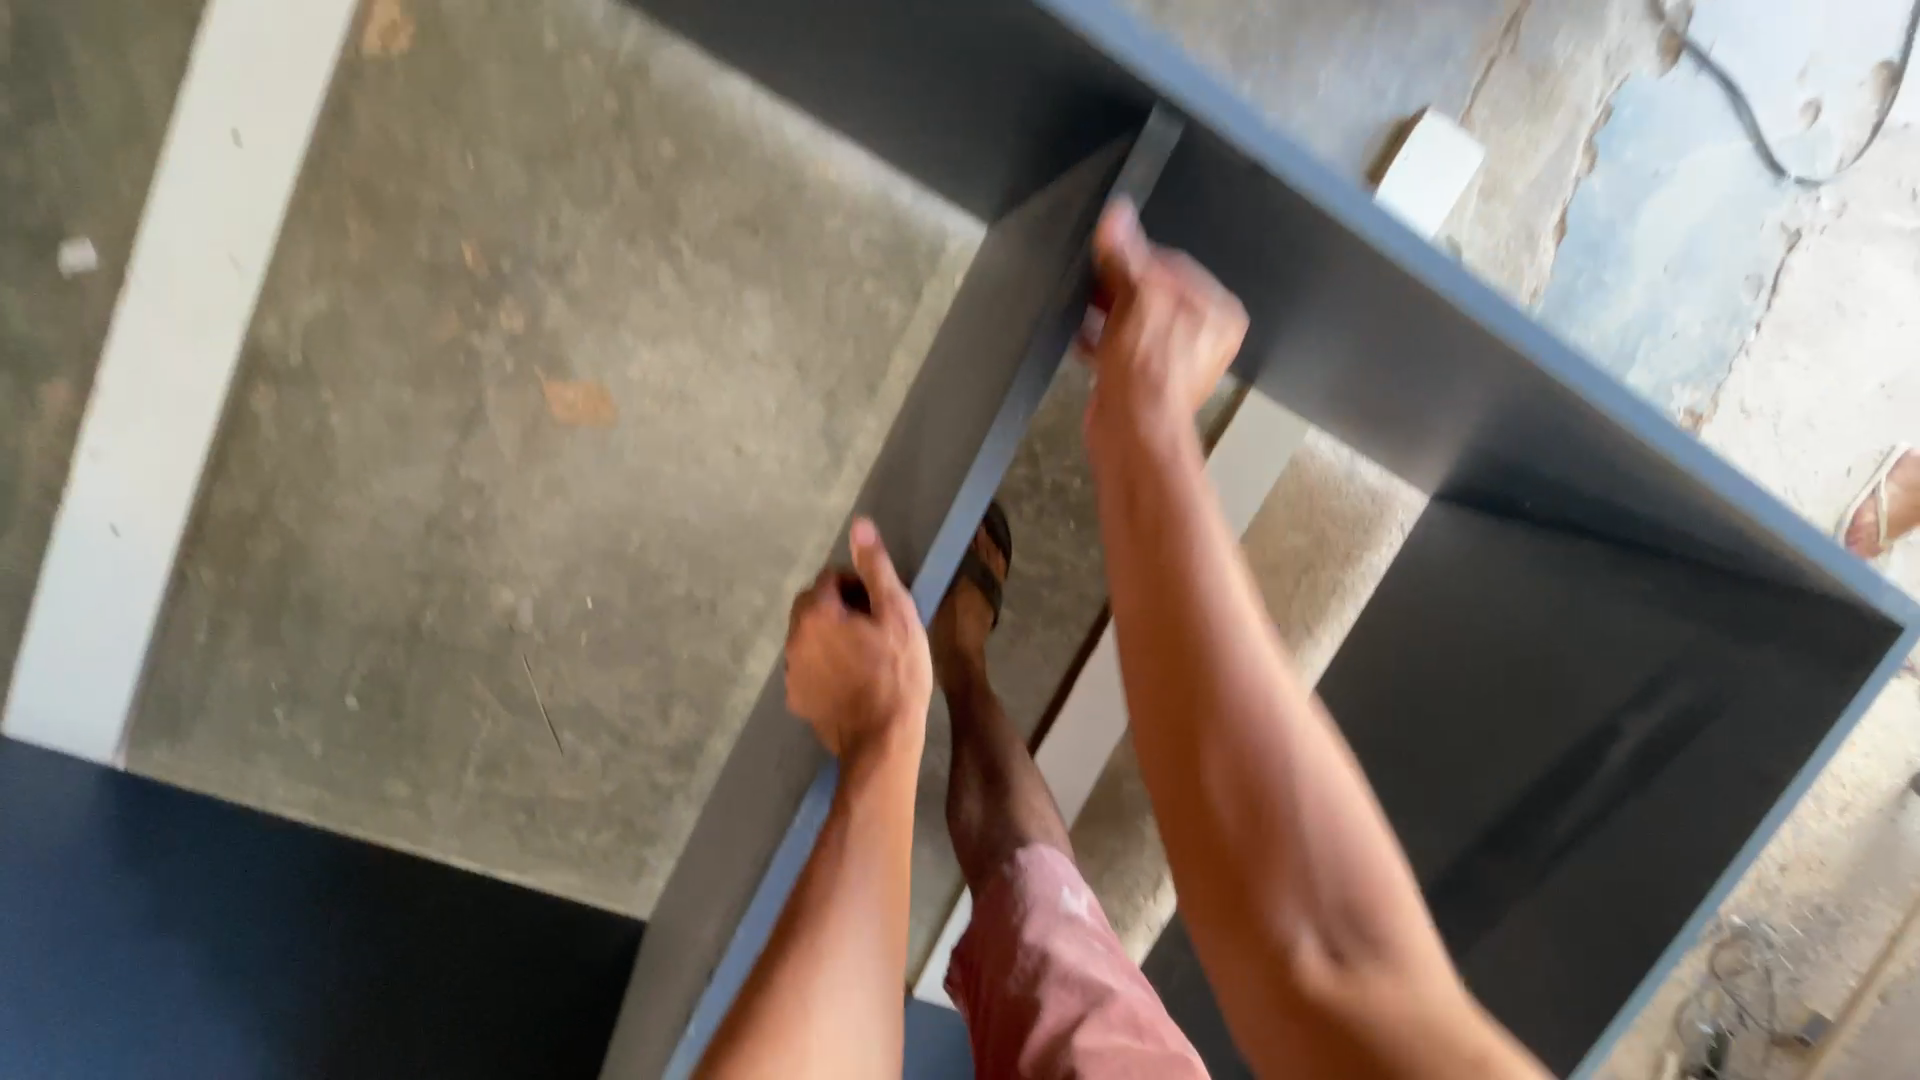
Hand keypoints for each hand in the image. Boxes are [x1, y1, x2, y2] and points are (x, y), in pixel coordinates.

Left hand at [785, 518, 931, 762]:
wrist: (883, 740)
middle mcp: (794, 638)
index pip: (829, 579)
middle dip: (839, 608)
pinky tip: (852, 682)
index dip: (858, 587)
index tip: (881, 608)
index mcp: (817, 613)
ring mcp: (792, 671)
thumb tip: (859, 524)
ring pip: (810, 638)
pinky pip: (809, 668)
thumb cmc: (897, 672)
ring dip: (830, 637)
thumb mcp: (897, 613)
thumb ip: (875, 568)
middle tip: (874, 628)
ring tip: (865, 656)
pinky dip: (825, 666)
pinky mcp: (797, 699)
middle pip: (813, 606)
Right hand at [1084, 199, 1247, 435]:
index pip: (1173, 264)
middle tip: (1091, 282)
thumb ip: (1127, 255)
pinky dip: (1102, 340)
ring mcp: (1174, 361)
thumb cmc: (1148, 364)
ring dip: (1107, 313)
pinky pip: (1123, 348)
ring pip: (1136, 321)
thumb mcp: (1139, 298)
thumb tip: (1116, 214)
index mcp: (1218, 310)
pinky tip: (1081, 337)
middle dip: (1119, 287)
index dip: (1137, 257)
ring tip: (1082, 306)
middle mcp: (1203, 334)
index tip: (1106, 256)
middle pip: (1154, 293)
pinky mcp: (1147, 381)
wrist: (1134, 431)